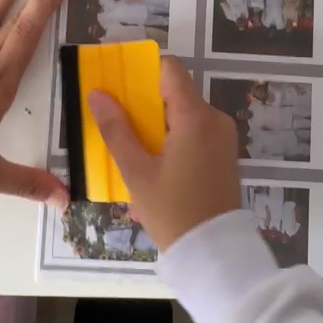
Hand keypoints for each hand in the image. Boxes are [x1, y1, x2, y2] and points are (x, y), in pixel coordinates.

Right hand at [87, 57, 239, 249]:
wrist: (213, 253)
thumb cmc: (172, 210)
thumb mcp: (136, 171)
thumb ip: (116, 129)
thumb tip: (97, 93)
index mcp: (196, 117)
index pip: (170, 70)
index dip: (143, 72)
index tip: (120, 87)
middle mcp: (215, 119)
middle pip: (175, 94)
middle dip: (145, 105)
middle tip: (120, 126)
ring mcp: (223, 138)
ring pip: (184, 116)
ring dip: (157, 127)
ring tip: (134, 155)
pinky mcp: (225, 155)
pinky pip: (195, 135)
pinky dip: (173, 142)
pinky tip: (154, 169)